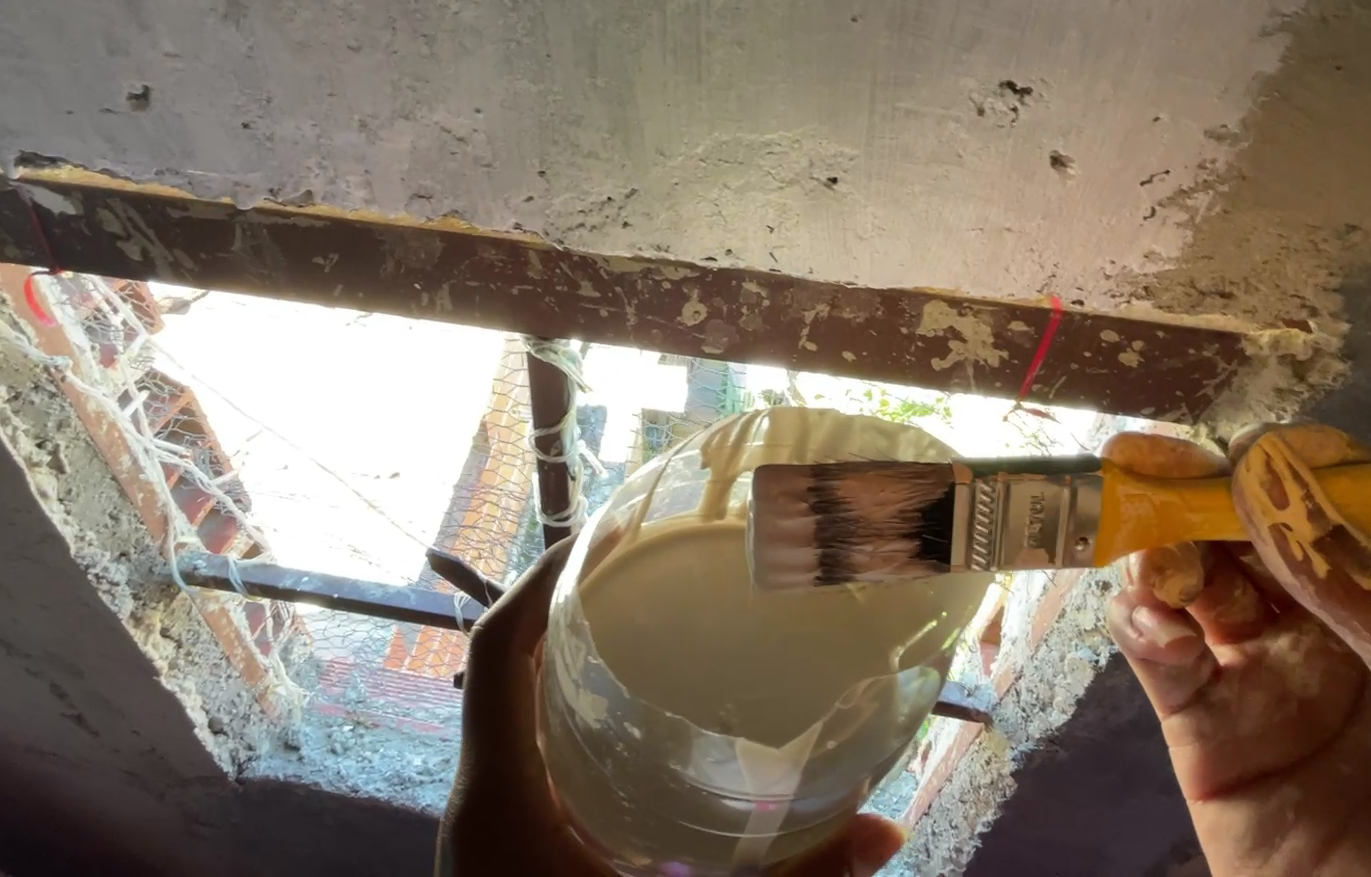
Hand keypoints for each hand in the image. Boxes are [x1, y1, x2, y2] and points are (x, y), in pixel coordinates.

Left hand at [439, 538, 907, 876]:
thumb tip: (885, 832)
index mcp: (500, 795)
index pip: (497, 649)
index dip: (541, 581)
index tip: (603, 538)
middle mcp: (484, 790)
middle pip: (505, 658)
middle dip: (561, 597)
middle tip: (639, 561)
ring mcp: (493, 812)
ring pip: (514, 696)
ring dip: (562, 642)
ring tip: (634, 604)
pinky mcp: (512, 832)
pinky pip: (531, 734)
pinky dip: (570, 696)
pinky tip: (627, 694)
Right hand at [1104, 424, 1370, 875]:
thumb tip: (1271, 483)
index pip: (1346, 501)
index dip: (1289, 466)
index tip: (1241, 456)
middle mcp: (1333, 620)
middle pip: (1245, 525)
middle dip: (1192, 493)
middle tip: (1137, 467)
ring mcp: (1261, 667)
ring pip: (1189, 573)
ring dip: (1159, 553)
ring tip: (1161, 571)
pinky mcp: (1201, 718)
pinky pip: (1155, 646)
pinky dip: (1138, 620)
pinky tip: (1154, 629)